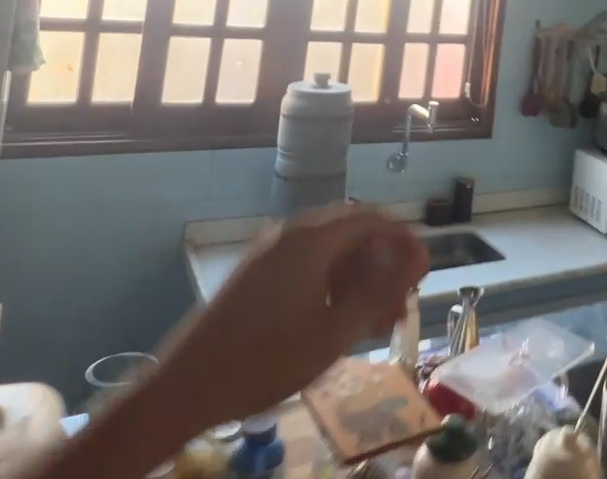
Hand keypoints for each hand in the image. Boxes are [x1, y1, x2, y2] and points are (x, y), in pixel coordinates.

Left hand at [152, 206, 428, 428]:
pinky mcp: (255, 273)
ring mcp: (269, 252)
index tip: (423, 273)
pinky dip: (332, 285)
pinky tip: (339, 320)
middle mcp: (292, 234)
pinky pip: (306, 265)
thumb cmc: (266, 361)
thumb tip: (413, 261)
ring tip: (376, 322)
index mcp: (313, 240)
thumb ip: (379, 292)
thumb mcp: (334, 333)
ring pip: (330, 252)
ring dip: (359, 279)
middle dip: (383, 265)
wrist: (184, 388)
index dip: (404, 241)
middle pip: (353, 233)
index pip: (373, 219)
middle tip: (401, 304)